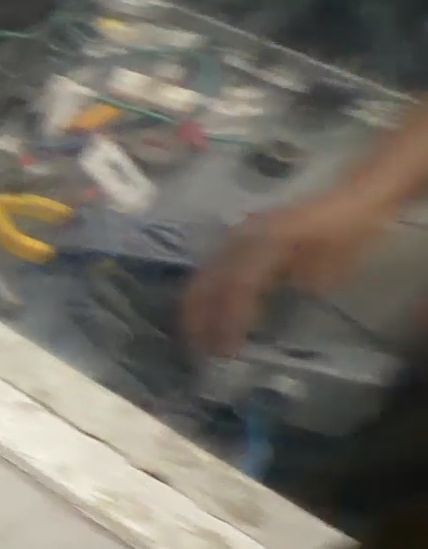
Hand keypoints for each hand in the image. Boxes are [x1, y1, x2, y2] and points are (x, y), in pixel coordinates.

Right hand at [183, 187, 395, 354]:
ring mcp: (229, 243)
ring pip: (196, 285)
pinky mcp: (227, 249)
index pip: (237, 287)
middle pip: (203, 287)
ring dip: (193, 316)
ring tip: (198, 341)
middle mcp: (239, 241)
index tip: (229, 349)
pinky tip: (204, 321)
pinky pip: (203, 280)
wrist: (355, 197)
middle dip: (197, 322)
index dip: (229, 319)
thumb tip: (271, 312)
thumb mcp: (334, 261)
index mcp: (267, 241)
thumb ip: (299, 285)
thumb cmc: (349, 230)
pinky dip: (199, 303)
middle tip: (201, 351)